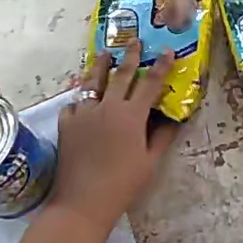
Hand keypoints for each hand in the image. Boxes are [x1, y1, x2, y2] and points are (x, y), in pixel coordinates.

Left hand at [50, 41, 178, 230]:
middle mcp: (108, 107)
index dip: (161, 66)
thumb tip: (175, 119)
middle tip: (135, 40)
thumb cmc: (123, 184)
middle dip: (130, 55)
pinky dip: (79, 98)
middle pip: (121, 74)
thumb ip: (162, 137)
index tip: (167, 51)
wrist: (83, 202)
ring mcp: (84, 113)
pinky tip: (80, 97)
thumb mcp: (150, 162)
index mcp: (131, 115)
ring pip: (92, 82)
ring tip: (104, 53)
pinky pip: (73, 104)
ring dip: (100, 65)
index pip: (150, 83)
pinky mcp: (66, 124)